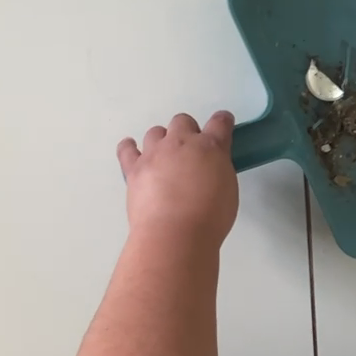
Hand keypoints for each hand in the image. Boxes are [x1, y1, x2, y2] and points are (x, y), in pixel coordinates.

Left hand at [117, 111, 238, 246]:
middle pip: (182, 121)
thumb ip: (218, 171)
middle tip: (191, 153)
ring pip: (156, 132)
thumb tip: (208, 169)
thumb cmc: (211, 217)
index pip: (219, 123)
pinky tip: (132, 151)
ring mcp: (155, 153)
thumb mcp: (228, 190)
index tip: (223, 123)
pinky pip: (127, 149)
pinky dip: (129, 148)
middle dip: (188, 132)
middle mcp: (182, 143)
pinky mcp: (134, 168)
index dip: (222, 121)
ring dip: (162, 141)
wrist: (176, 234)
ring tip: (165, 159)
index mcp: (211, 147)